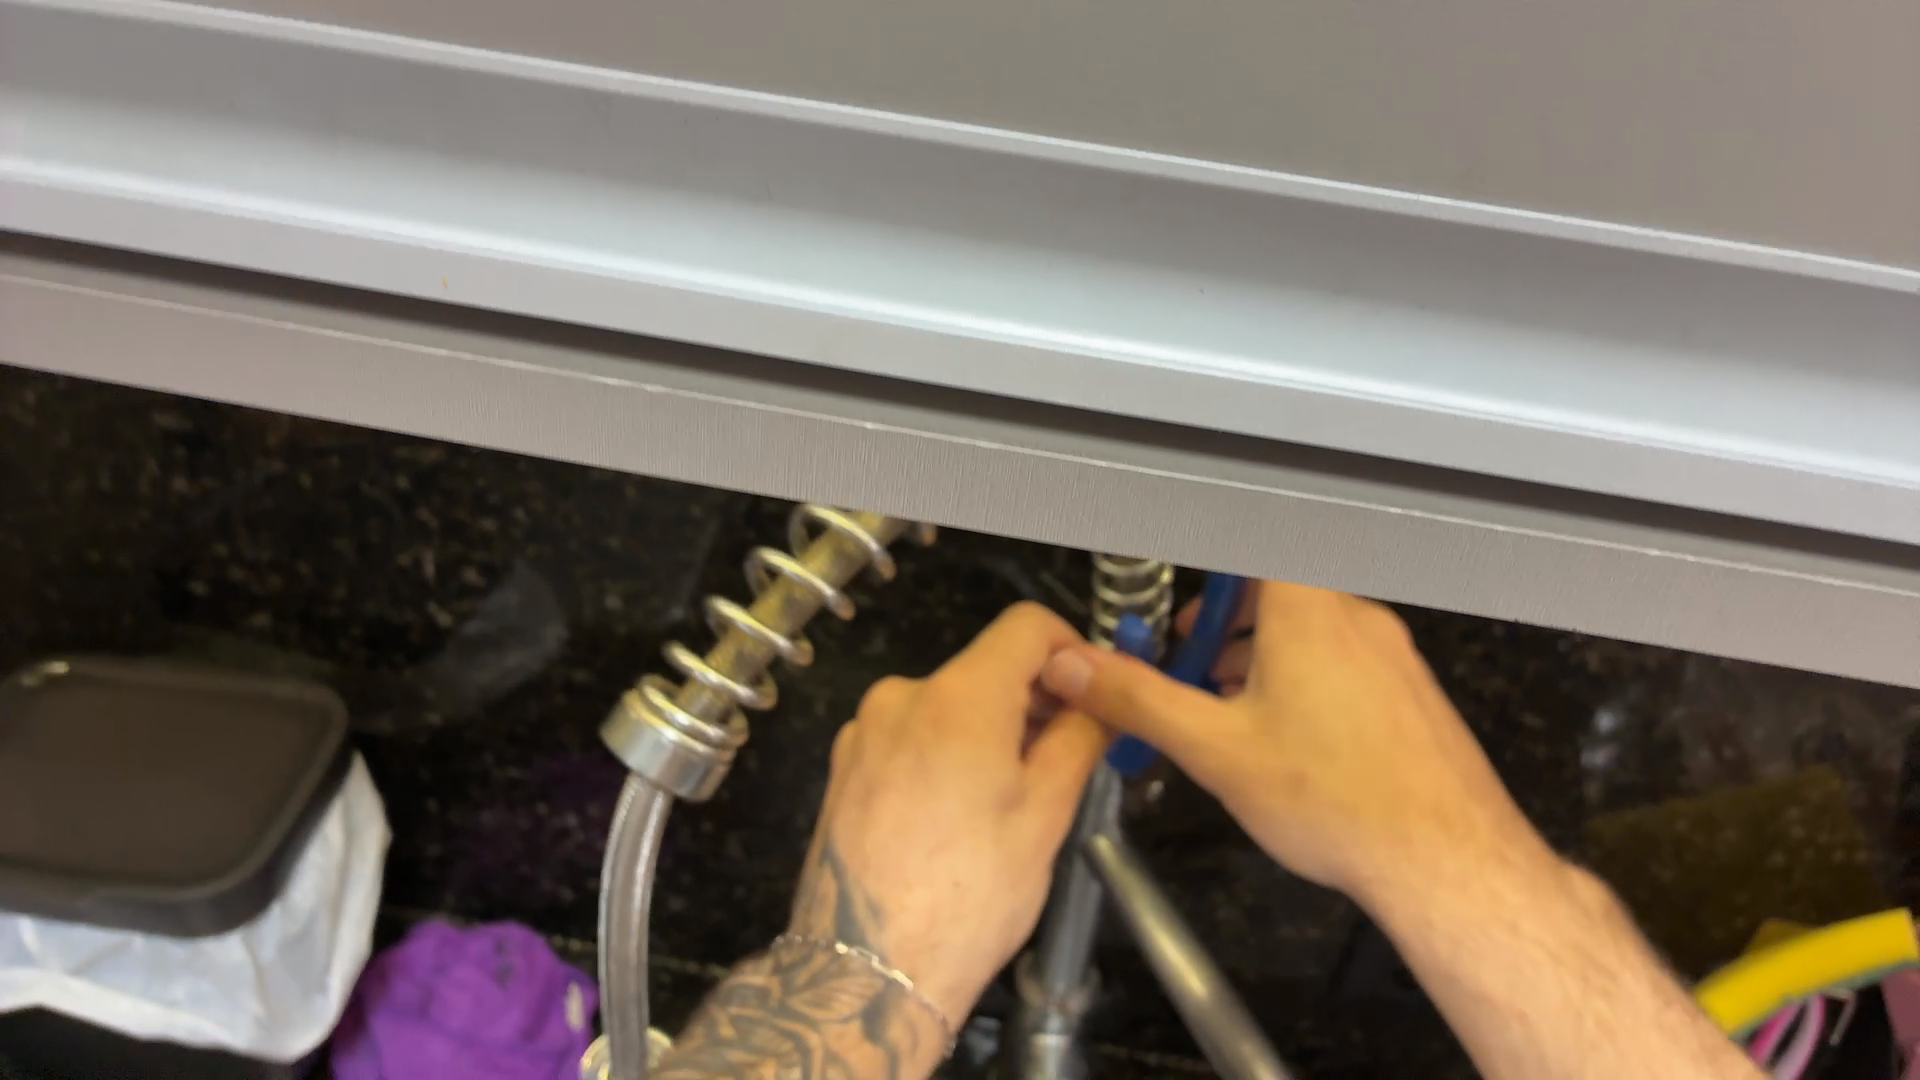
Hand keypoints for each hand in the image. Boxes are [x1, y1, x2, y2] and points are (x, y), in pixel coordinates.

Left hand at [789, 601, 1109, 1023]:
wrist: (862, 974)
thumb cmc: (972, 894)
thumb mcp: (1045, 815)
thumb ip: (1079, 737)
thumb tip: (1100, 698)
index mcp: (959, 694)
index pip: (1026, 624)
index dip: (1068, 647)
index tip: (1088, 694)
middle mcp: (903, 693)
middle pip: (985, 667)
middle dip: (1031, 700)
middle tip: (1062, 760)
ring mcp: (865, 728)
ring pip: (947, 703)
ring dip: (987, 730)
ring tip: (1005, 800)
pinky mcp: (844, 762)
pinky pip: (910, 733)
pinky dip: (944, 750)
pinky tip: (952, 813)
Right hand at [1038, 582, 1548, 905]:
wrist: (1454, 869)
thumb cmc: (1330, 798)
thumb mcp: (1214, 748)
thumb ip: (1136, 698)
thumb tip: (1071, 664)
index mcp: (1307, 611)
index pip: (1251, 546)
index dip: (1206, 566)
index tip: (1176, 598)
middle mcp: (1356, 617)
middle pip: (1276, 587)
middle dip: (1222, 620)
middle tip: (1189, 659)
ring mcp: (1391, 654)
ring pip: (1309, 626)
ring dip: (1258, 650)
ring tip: (1225, 703)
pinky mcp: (1409, 692)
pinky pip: (1341, 657)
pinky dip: (1299, 673)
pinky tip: (1284, 735)